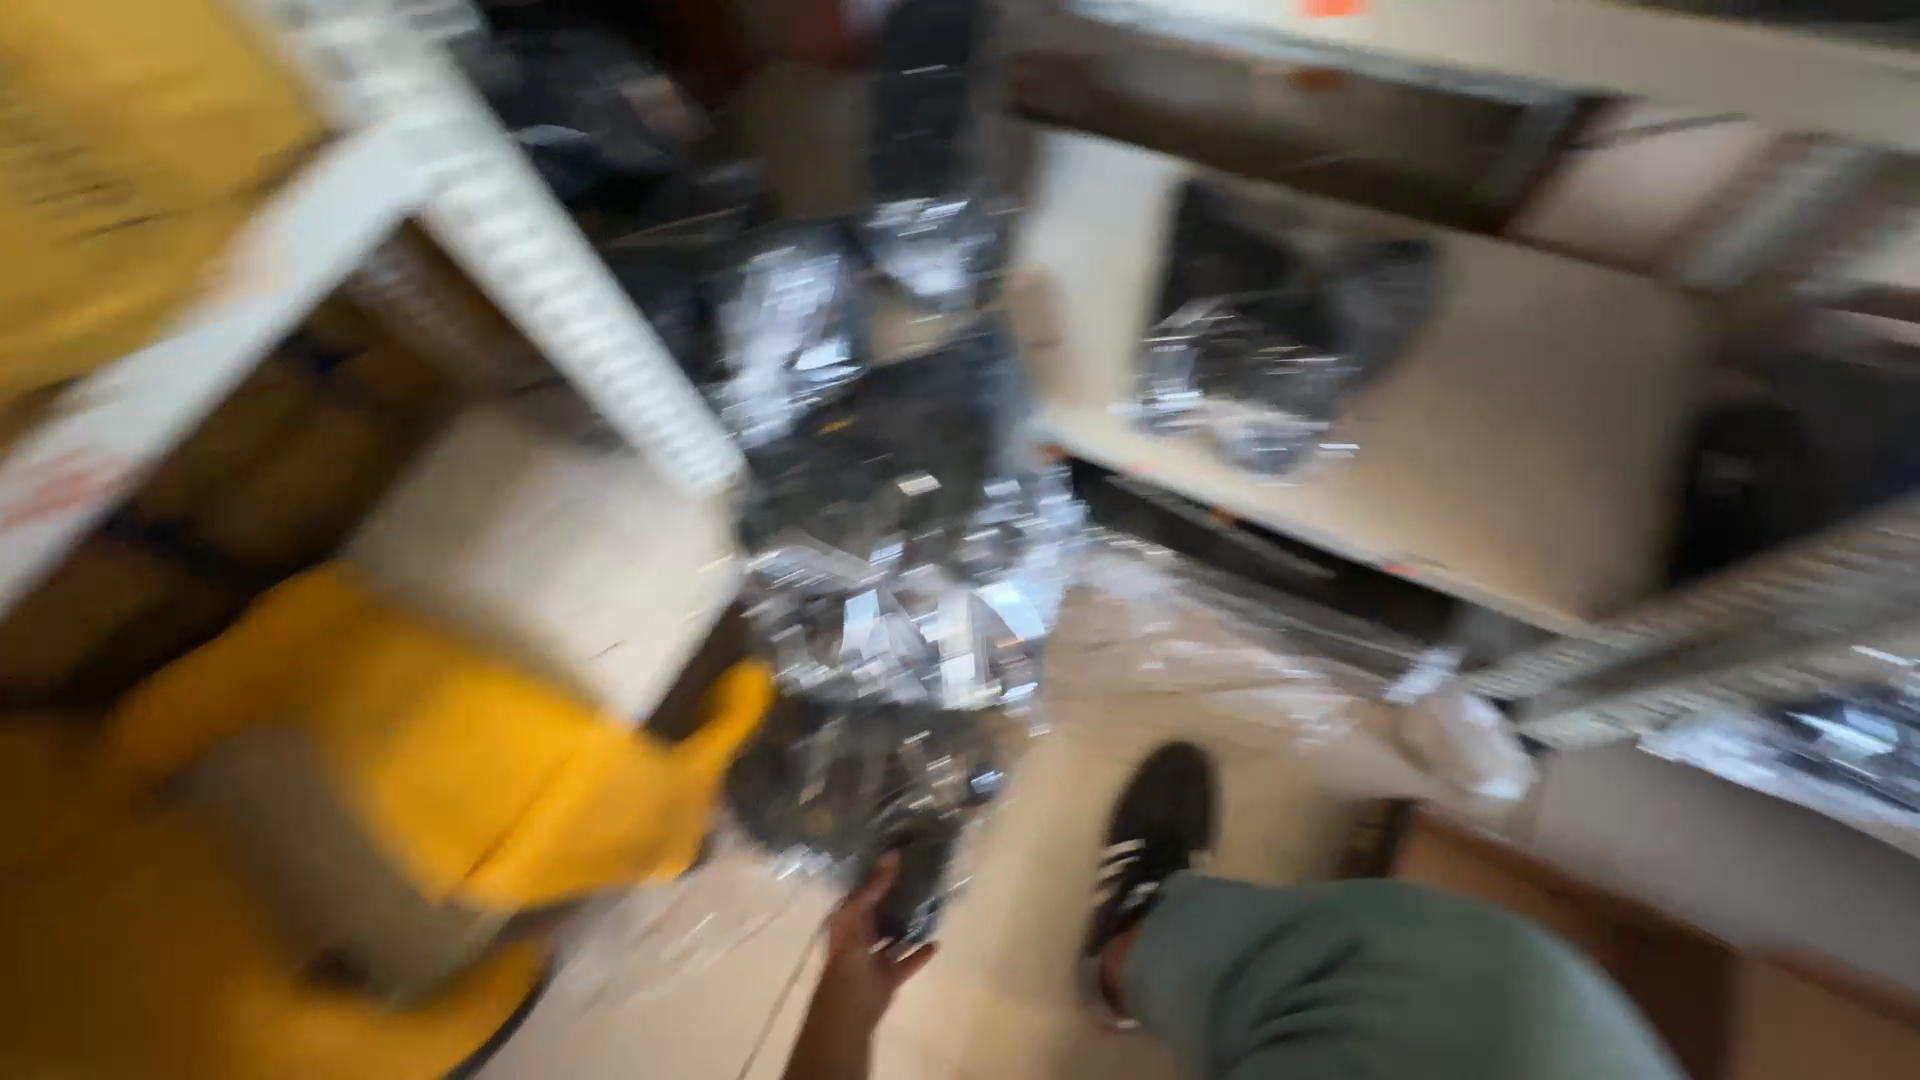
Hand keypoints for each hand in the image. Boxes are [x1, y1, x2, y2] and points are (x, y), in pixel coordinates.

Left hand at [807, 854, 939, 1039]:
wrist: (849, 1004)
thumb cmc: (847, 954)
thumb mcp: (856, 913)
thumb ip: (874, 887)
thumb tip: (893, 854)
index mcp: (847, 921)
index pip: (862, 894)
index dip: (876, 878)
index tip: (898, 859)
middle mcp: (860, 938)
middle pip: (880, 915)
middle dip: (895, 901)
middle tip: (919, 880)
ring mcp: (875, 959)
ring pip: (895, 938)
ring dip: (909, 927)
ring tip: (930, 908)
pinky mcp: (890, 977)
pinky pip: (909, 961)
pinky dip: (921, 953)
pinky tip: (936, 941)